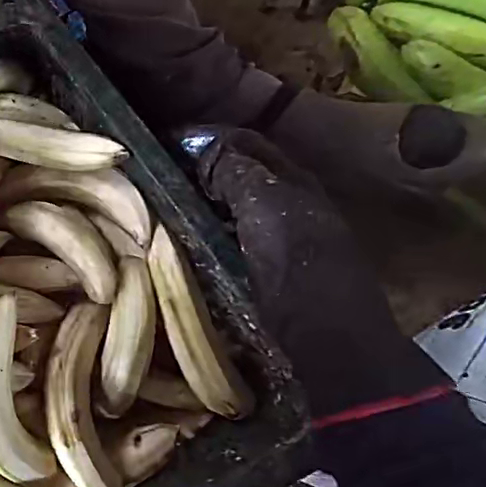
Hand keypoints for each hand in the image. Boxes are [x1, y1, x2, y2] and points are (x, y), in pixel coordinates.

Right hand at [187, 127, 449, 424]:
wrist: (333, 348)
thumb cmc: (300, 274)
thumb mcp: (268, 212)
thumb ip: (237, 173)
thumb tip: (198, 145)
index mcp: (293, 180)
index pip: (241, 141)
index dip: (201, 138)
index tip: (158, 146)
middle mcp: (288, 202)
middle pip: (234, 170)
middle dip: (195, 167)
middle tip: (152, 174)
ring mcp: (279, 236)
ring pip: (228, 202)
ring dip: (196, 198)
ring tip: (158, 202)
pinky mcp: (267, 267)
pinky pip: (226, 232)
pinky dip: (202, 226)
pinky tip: (181, 237)